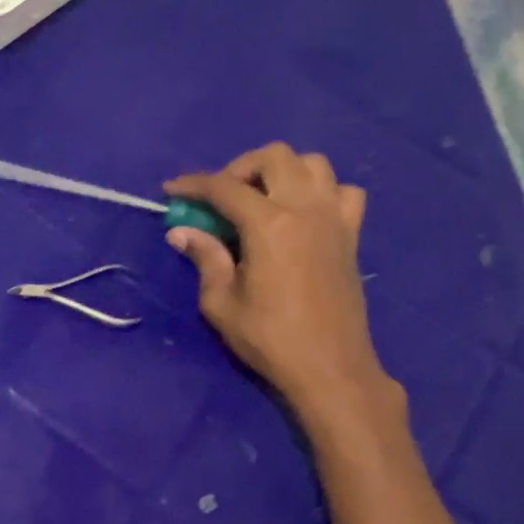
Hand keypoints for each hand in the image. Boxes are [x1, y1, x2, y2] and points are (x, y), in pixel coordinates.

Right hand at [164, 142, 389, 410]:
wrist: (329, 367)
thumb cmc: (268, 338)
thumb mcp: (221, 302)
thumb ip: (205, 258)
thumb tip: (182, 232)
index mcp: (269, 225)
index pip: (225, 187)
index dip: (194, 184)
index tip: (171, 192)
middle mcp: (306, 209)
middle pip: (275, 156)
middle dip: (240, 168)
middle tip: (220, 198)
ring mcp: (335, 218)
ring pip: (314, 164)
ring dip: (282, 172)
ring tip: (260, 199)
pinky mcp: (352, 235)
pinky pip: (344, 192)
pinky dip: (322, 192)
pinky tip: (303, 214)